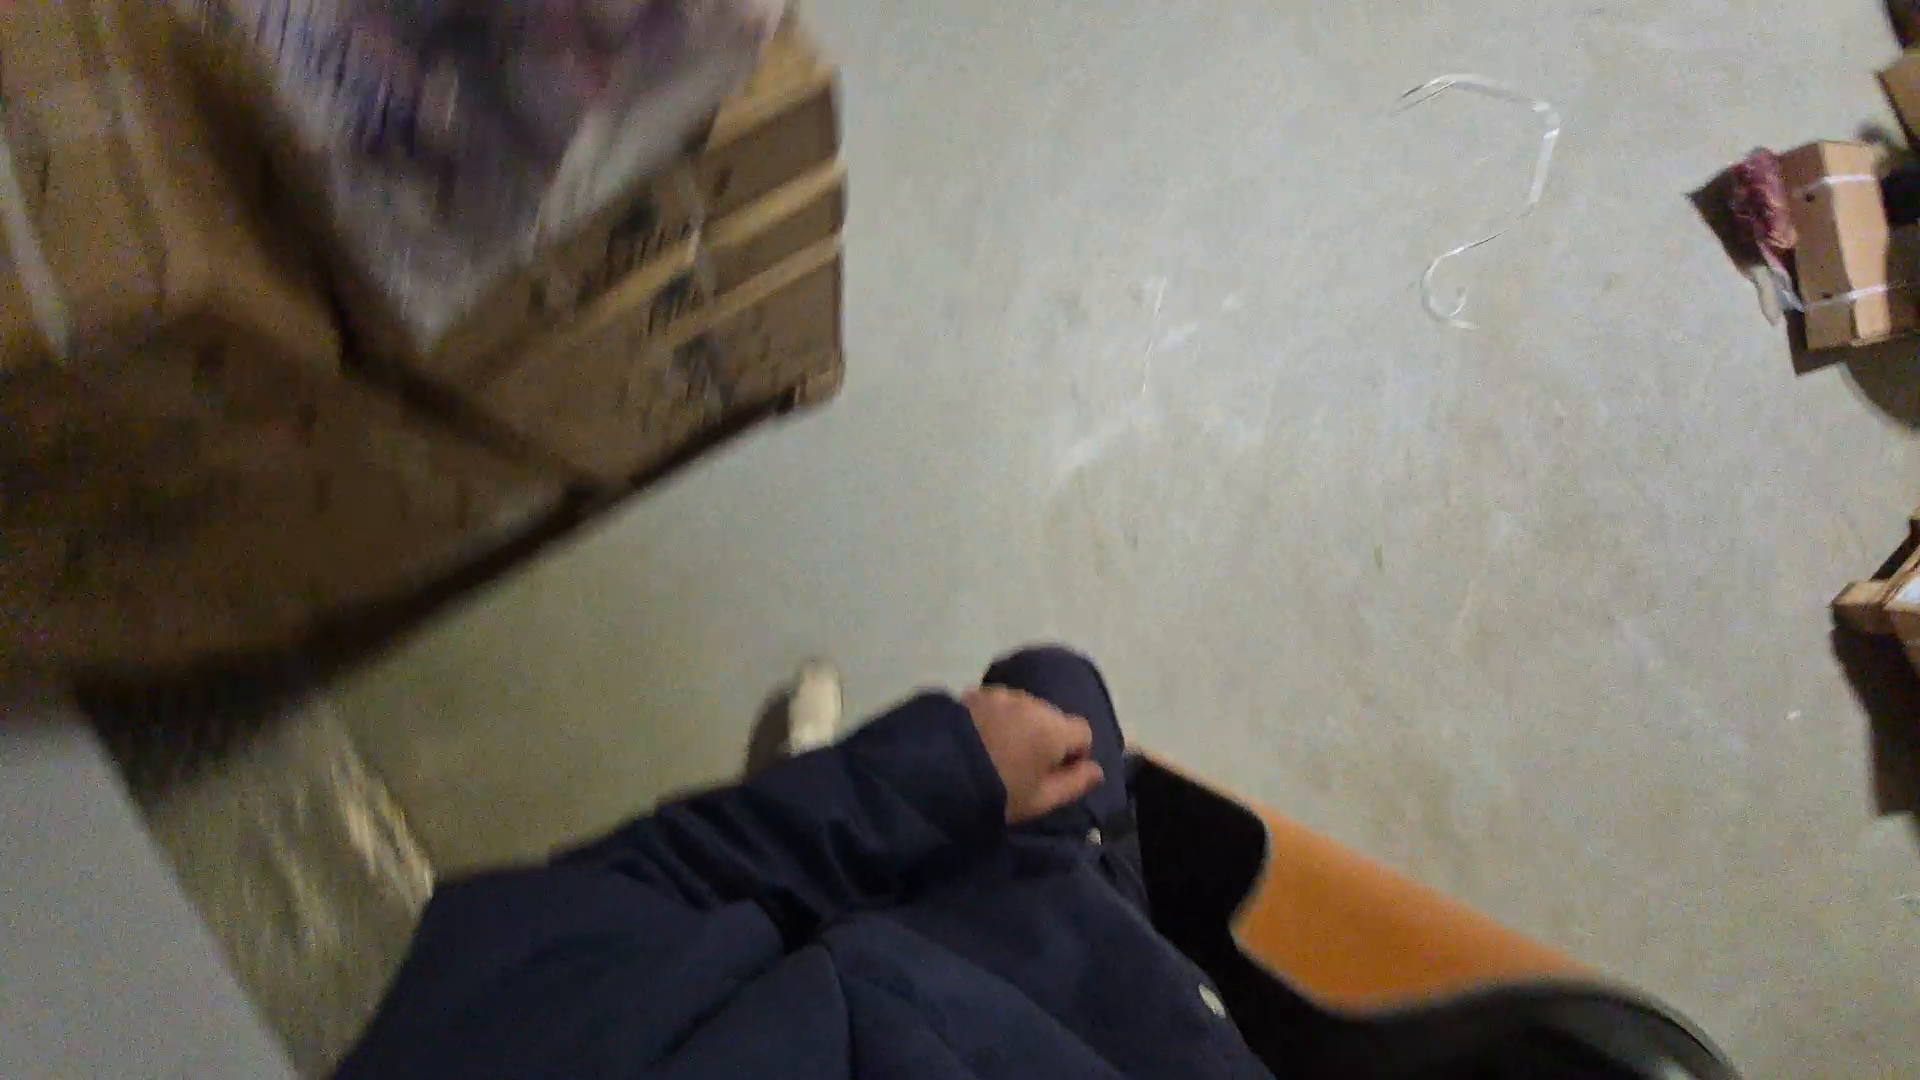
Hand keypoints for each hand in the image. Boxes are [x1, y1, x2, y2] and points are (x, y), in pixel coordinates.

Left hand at [962, 687, 1104, 822]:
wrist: (941, 773)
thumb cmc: (999, 792)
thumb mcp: (1042, 799)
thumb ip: (1075, 783)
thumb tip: (1097, 770)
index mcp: (1054, 728)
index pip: (1083, 731)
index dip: (1075, 752)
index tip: (1056, 770)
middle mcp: (1032, 703)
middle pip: (1052, 717)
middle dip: (1046, 736)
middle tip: (1024, 764)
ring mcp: (1001, 694)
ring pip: (1024, 708)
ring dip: (1020, 724)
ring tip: (999, 749)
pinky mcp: (975, 693)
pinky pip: (998, 703)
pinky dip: (997, 716)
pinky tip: (980, 736)